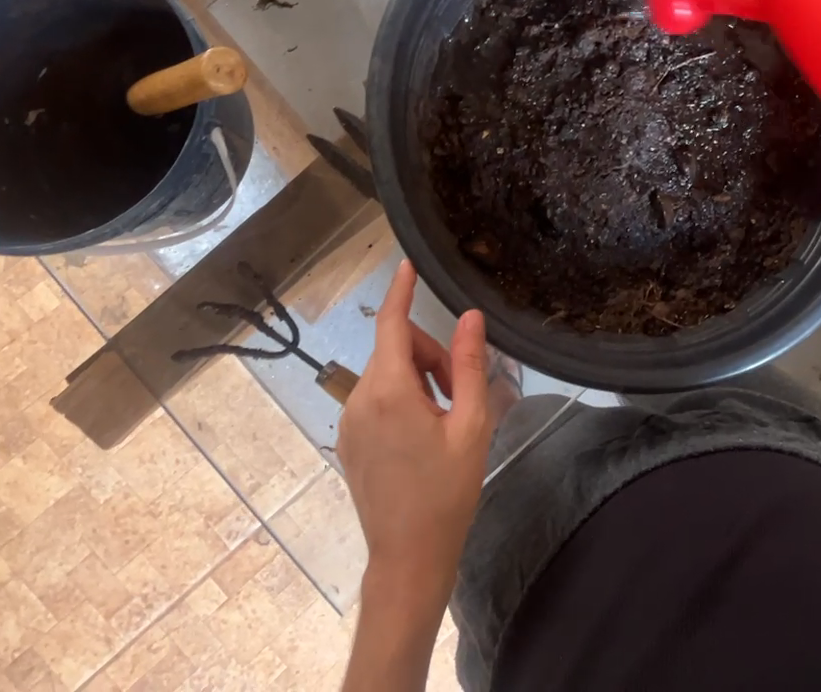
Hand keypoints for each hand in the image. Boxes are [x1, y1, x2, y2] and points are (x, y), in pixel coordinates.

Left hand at [338, 260, 492, 605]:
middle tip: (462, 396)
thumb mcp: (472, 425)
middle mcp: (359, 399)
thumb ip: (470, 365)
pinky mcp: (348, 441)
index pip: (392, 324)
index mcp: (390, 391)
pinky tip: (423, 435)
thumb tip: (469, 317)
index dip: (401, 291)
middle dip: (431, 358)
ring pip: (387, 374)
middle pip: (396, 350)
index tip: (408, 264)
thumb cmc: (448, 491)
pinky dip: (402, 399)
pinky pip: (376, 399)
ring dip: (419, 380)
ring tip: (445, 420)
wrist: (408, 557)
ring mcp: (349, 422)